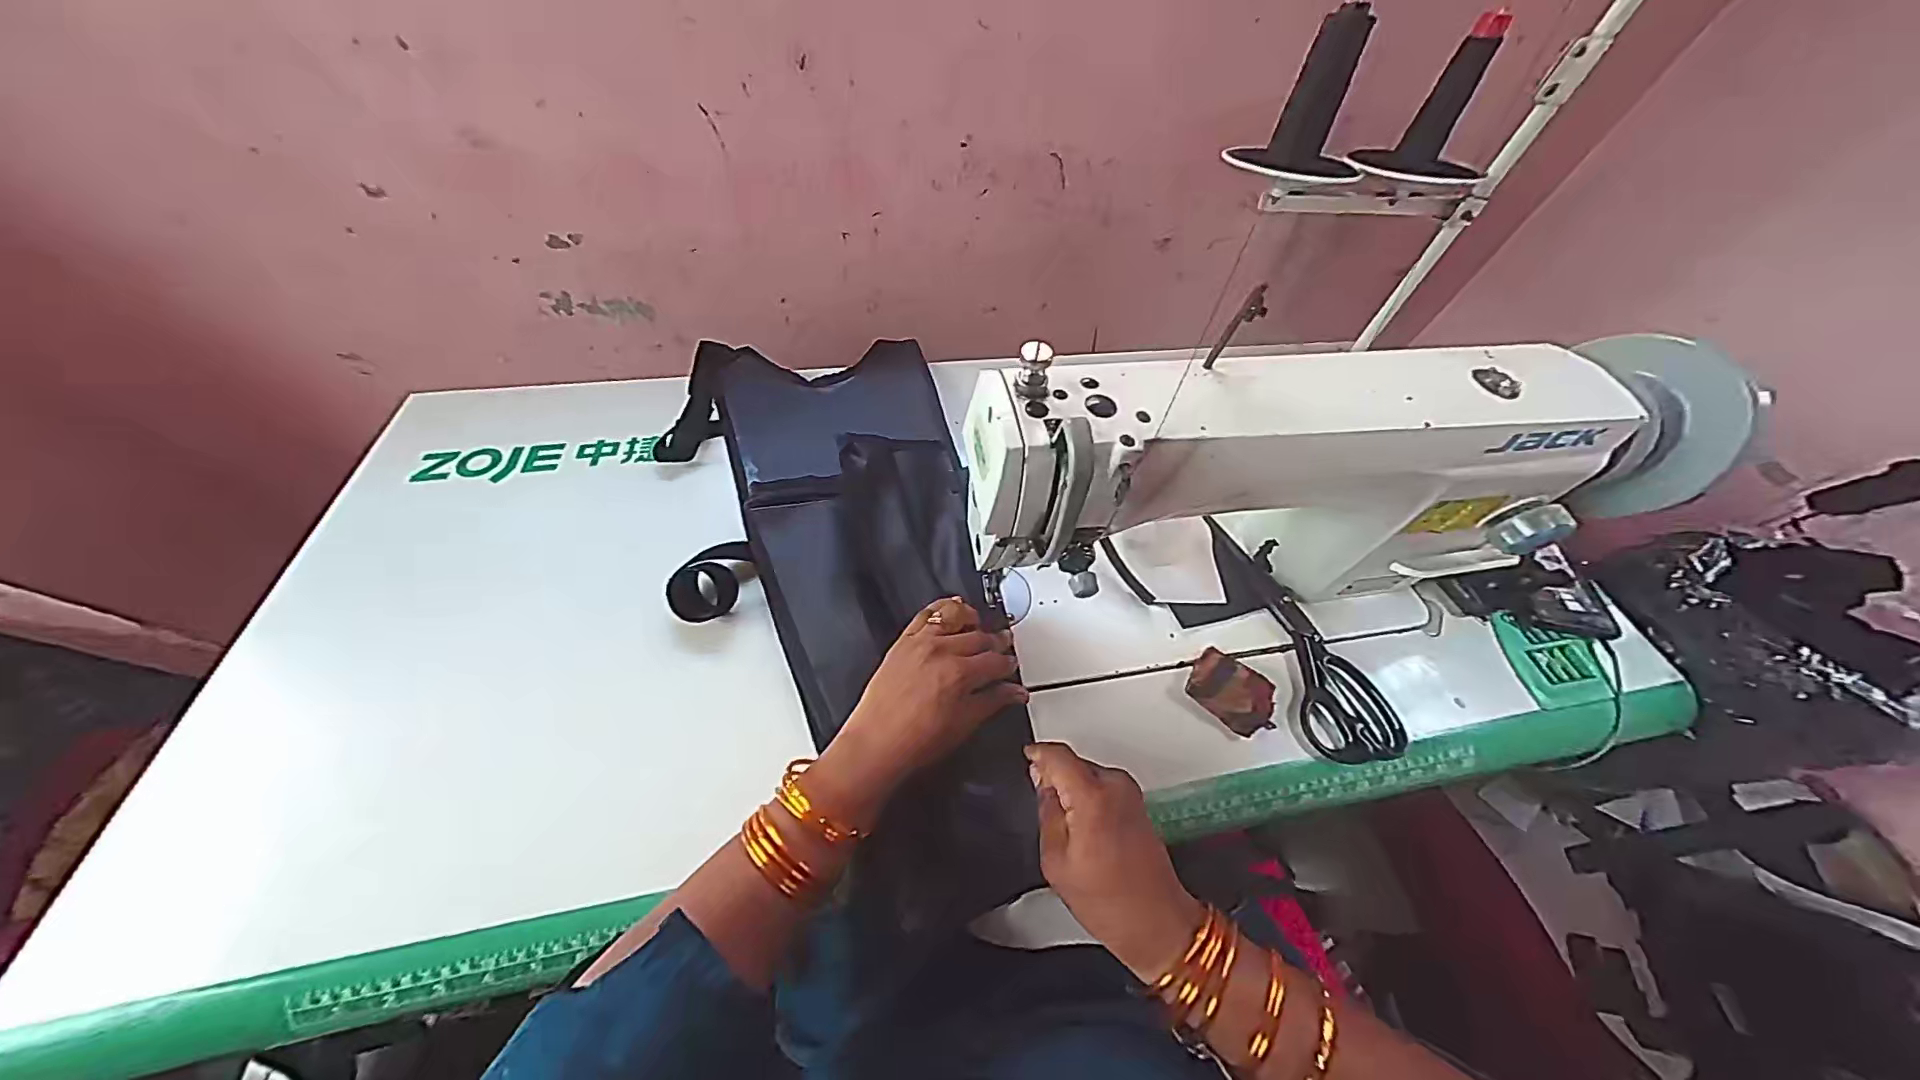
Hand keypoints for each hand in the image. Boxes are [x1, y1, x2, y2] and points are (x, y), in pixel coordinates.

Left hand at [810, 597, 1026, 827]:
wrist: (877, 743)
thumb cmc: (914, 740)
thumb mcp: (964, 724)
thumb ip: (993, 701)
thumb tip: (1013, 692)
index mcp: (960, 673)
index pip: (996, 661)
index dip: (1008, 664)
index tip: (1009, 667)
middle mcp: (941, 652)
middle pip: (980, 637)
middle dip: (996, 643)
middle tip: (1002, 648)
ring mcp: (920, 642)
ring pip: (956, 617)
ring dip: (973, 619)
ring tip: (980, 626)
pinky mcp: (903, 640)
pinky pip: (927, 613)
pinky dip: (943, 608)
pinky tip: (951, 611)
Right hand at [1026, 742, 1203, 982]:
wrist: (1156, 922)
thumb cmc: (1112, 903)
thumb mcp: (1056, 860)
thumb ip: (1045, 811)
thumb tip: (1042, 786)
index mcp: (1093, 797)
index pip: (1057, 754)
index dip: (1037, 753)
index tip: (1028, 756)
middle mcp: (1116, 787)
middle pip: (1072, 762)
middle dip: (1054, 775)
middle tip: (1041, 801)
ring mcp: (1130, 793)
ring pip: (1086, 773)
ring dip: (1071, 787)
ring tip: (1065, 827)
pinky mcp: (1138, 802)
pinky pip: (1102, 785)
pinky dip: (1088, 796)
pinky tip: (1082, 827)